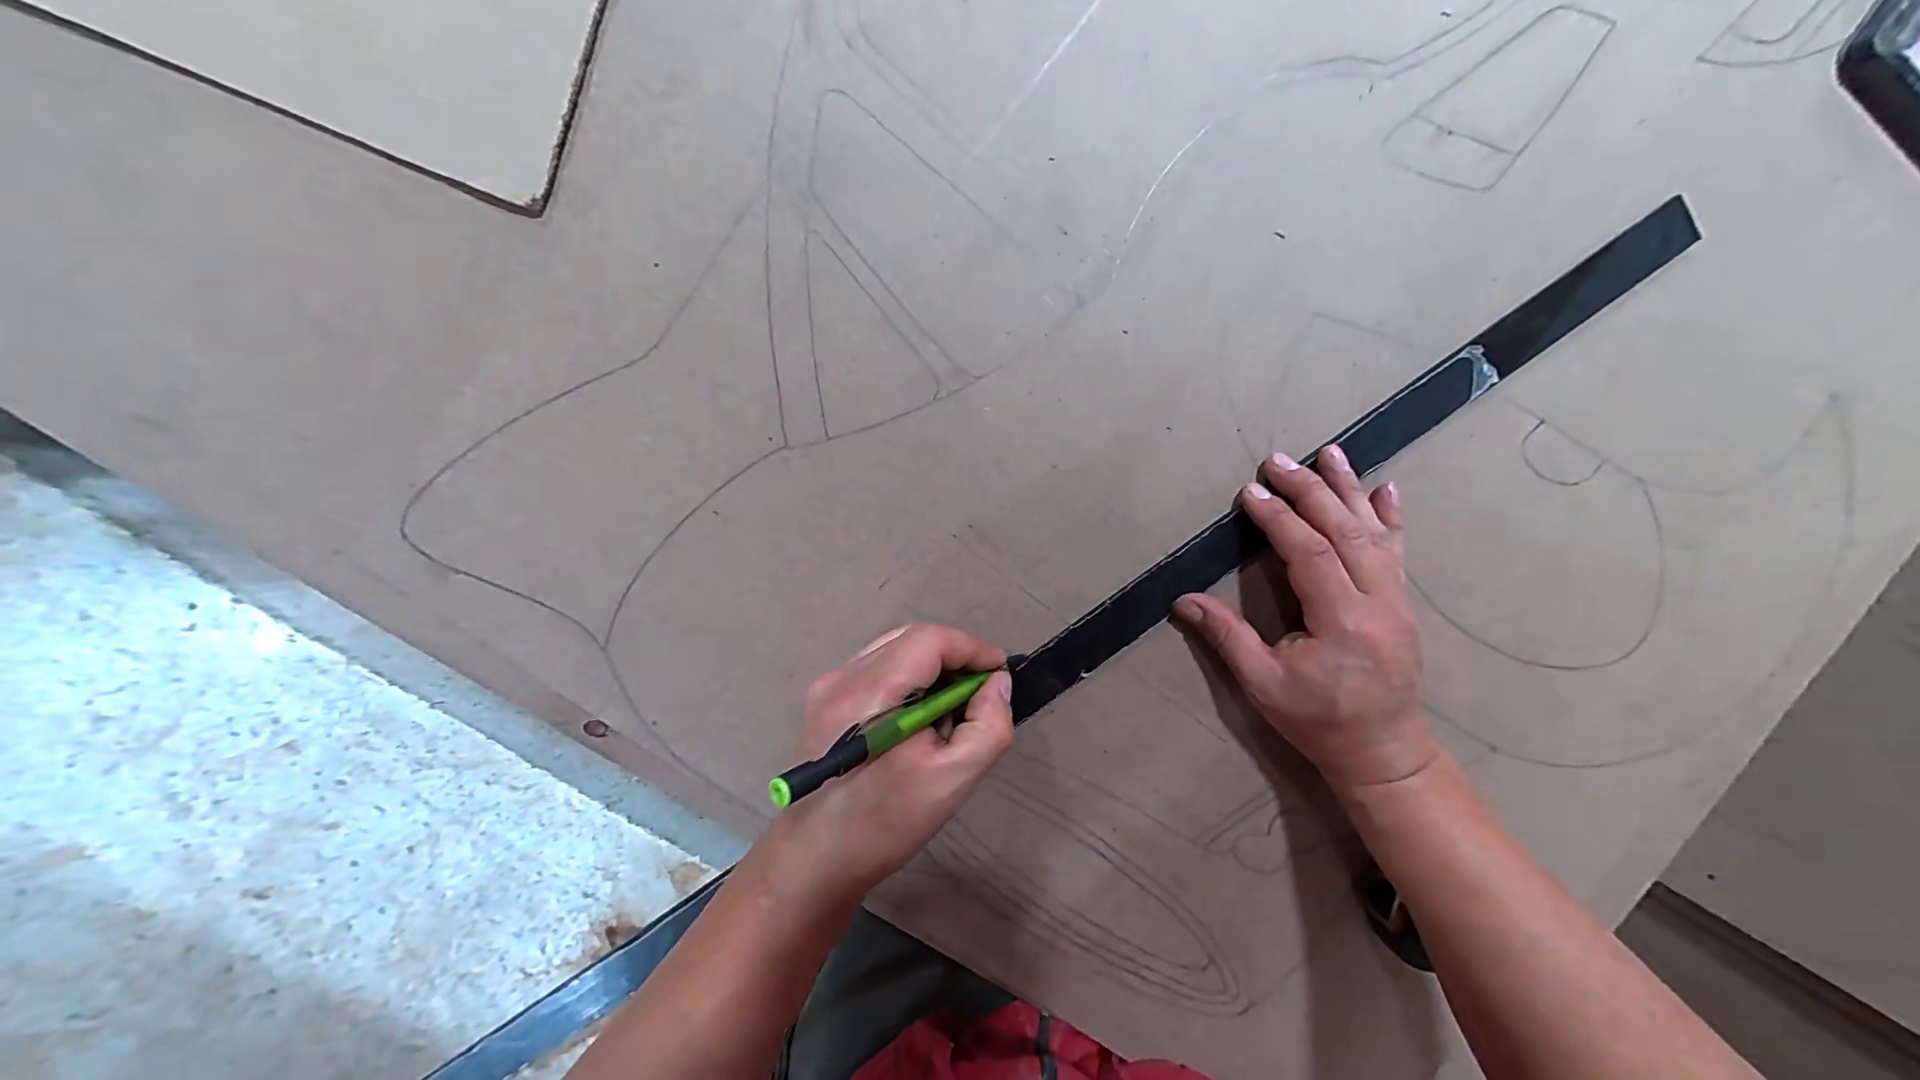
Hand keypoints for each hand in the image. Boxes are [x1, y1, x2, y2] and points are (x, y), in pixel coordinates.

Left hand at [762, 623, 1013, 907]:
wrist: (814, 860)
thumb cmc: (885, 824)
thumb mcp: (952, 780)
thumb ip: (988, 725)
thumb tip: (997, 683)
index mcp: (866, 692)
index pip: (928, 639)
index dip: (971, 648)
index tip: (999, 673)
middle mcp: (841, 677)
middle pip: (910, 638)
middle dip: (954, 656)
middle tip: (981, 690)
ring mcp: (828, 686)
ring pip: (894, 649)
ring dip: (932, 666)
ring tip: (954, 705)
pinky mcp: (825, 699)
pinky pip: (877, 668)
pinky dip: (909, 678)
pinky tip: (921, 715)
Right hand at [1174, 445, 1436, 793]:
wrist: (1383, 751)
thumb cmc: (1317, 720)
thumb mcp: (1262, 684)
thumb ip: (1226, 636)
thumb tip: (1184, 600)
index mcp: (1342, 621)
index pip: (1309, 553)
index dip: (1279, 519)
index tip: (1251, 492)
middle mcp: (1377, 602)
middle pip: (1344, 531)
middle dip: (1309, 491)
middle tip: (1278, 460)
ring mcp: (1397, 601)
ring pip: (1373, 533)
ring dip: (1348, 490)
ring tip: (1330, 453)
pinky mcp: (1402, 604)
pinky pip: (1398, 551)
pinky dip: (1391, 517)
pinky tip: (1386, 488)